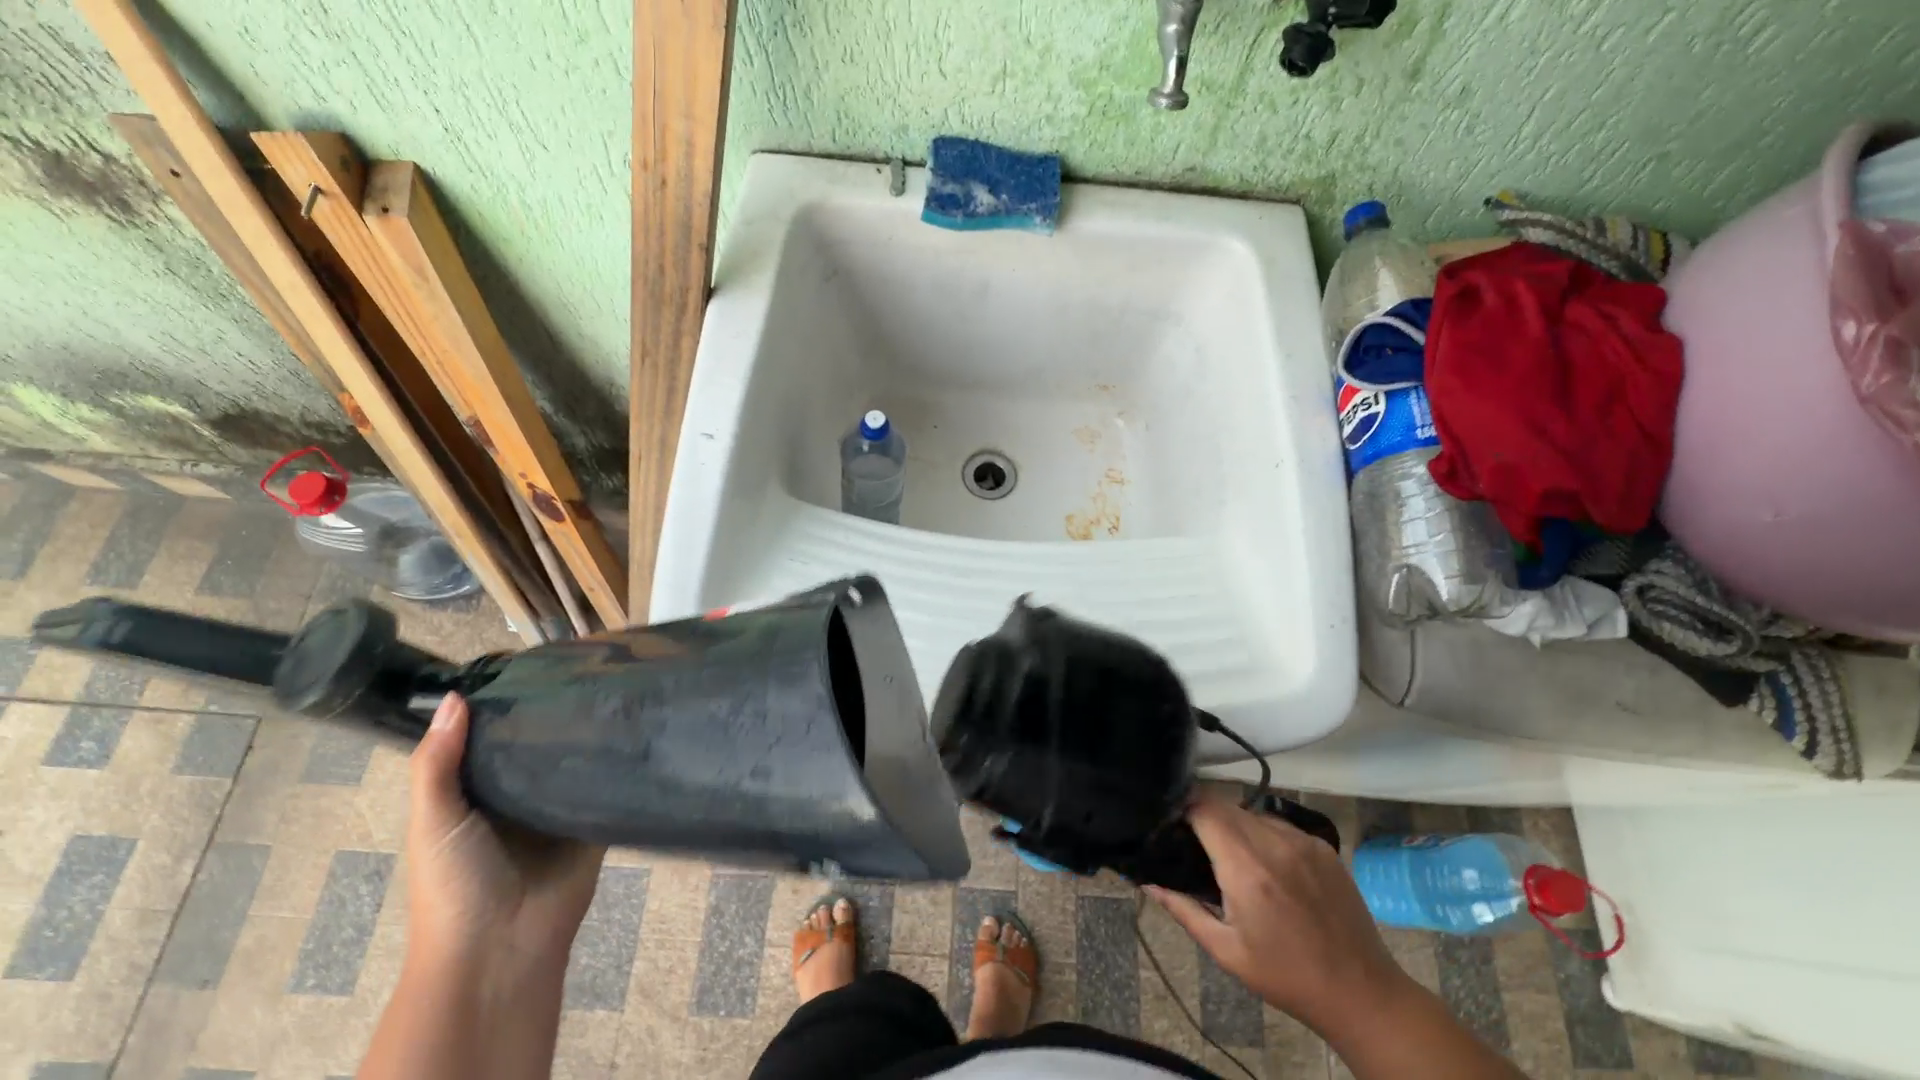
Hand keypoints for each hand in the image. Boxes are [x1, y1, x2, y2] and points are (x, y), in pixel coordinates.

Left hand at [361, 693, 603, 1079]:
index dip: (502, 706)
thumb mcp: (432, 820)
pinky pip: (607, 792)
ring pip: (574, 765)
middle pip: (535, 748)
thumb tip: (455, 695)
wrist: (500, 949)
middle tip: (582, 666)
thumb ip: (437, 763)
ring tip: (615, 689)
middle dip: (552, 716)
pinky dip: (617, 769)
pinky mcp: (593, 828)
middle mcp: (516, 799)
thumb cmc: (453, 884)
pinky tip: (635, 731)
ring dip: (588, 739)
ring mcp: (557, 813)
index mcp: (473, 795)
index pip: (489, 740)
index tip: (529, 663)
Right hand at [1148, 795, 1408, 1035]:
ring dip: (1234, 825)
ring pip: (1253, 813)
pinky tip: (1264, 865)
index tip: (1168, 823)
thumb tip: (1148, 882)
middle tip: (1191, 843)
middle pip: (1226, 805)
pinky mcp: (1324, 848)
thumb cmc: (1285, 976)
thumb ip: (1184, 909)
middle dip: (1203, 816)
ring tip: (1228, 857)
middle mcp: (1276, 845)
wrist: (1360, 991)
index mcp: (1247, 870)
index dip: (1181, 808)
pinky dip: (1263, 835)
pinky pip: (1281, 826)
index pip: (1204, 808)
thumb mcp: (1225, 950)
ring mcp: (1305, 843)